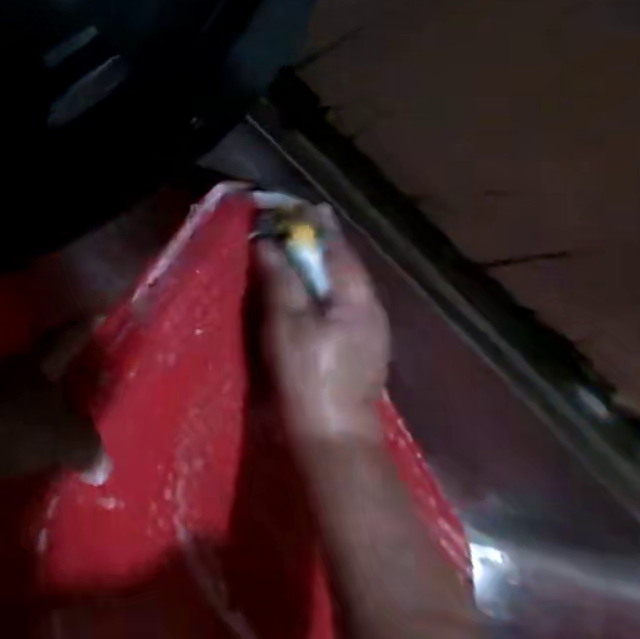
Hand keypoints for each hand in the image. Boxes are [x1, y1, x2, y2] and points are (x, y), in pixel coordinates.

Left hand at [0, 338, 102, 494]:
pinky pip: (21, 443)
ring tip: (86, 440)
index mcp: (32, 367)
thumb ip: (85, 443)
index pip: (63, 341)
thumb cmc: (1, 429)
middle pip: (47, 375)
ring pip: (34, 410)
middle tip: (99, 389)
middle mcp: (12, 380)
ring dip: (54, 422)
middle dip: (70, 381)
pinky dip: (38, 452)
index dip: (80, 328)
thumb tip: (97, 462)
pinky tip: (57, 469)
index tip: (96, 309)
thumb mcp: (60, 434)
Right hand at [255, 217, 388, 442]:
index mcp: (359, 302)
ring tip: (289, 246)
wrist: (332, 435)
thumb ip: (280, 279)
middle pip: (344, 266)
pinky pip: (336, 302)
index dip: (315, 225)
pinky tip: (300, 287)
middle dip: (316, 241)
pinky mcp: (355, 349)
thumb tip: (269, 243)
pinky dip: (317, 284)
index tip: (294, 203)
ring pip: (341, 285)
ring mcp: (367, 333)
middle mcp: (371, 312)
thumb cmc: (308, 373)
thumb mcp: (287, 322)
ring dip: (316, 262)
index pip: (338, 251)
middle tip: (288, 220)